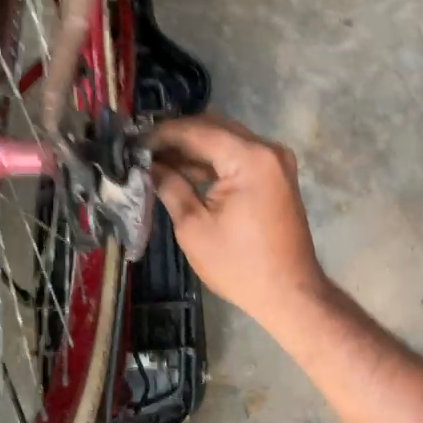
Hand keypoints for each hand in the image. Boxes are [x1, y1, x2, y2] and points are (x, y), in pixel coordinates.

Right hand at [149, 115, 328, 325]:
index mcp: (250, 158)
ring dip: (193, 148)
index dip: (162, 134)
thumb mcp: (194, 226)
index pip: (197, 131)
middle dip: (177, 137)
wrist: (289, 294)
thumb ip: (169, 186)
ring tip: (156, 161)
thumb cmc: (239, 265)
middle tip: (142, 150)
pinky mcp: (275, 175)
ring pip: (225, 140)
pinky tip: (183, 171)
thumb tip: (146, 165)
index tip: (133, 142)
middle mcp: (267, 150)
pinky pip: (238, 156)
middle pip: (213, 128)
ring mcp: (274, 161)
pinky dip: (212, 161)